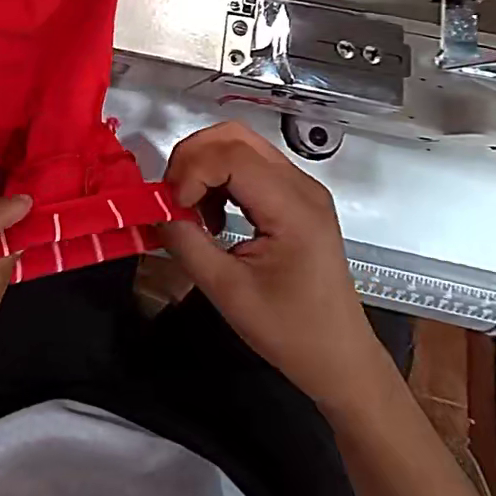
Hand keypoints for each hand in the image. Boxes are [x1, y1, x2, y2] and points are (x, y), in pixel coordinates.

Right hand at [155, 122, 387, 414]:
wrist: (339, 359)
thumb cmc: (291, 332)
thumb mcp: (228, 291)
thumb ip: (187, 244)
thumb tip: (157, 212)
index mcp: (293, 208)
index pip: (232, 155)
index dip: (192, 171)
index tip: (173, 206)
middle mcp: (301, 187)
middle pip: (235, 137)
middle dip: (193, 158)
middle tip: (173, 197)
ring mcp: (301, 189)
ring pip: (240, 145)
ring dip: (204, 167)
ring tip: (190, 209)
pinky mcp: (294, 198)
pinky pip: (248, 166)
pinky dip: (219, 178)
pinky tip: (212, 215)